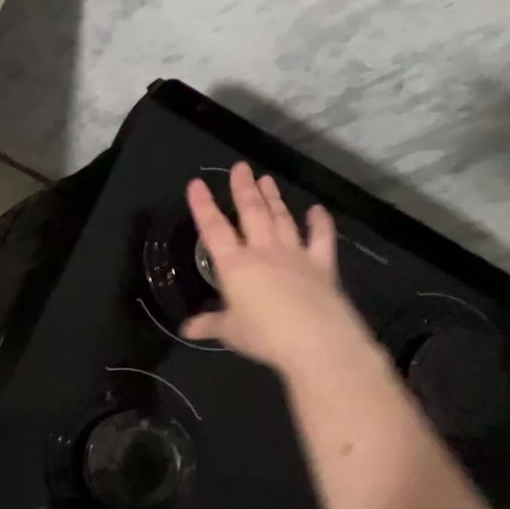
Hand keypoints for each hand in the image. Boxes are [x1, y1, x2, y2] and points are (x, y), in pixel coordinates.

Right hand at [182, 162, 375, 373]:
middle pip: (251, 213)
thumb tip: (188, 328)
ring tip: (266, 179)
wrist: (317, 341)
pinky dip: (319, 223)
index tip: (196, 184)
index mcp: (235, 265)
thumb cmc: (264, 335)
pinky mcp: (322, 265)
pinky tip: (316, 210)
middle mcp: (263, 252)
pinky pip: (321, 238)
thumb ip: (210, 324)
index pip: (214, 230)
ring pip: (281, 219)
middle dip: (243, 189)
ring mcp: (295, 255)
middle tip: (240, 168)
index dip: (203, 206)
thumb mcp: (230, 331)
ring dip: (273, 198)